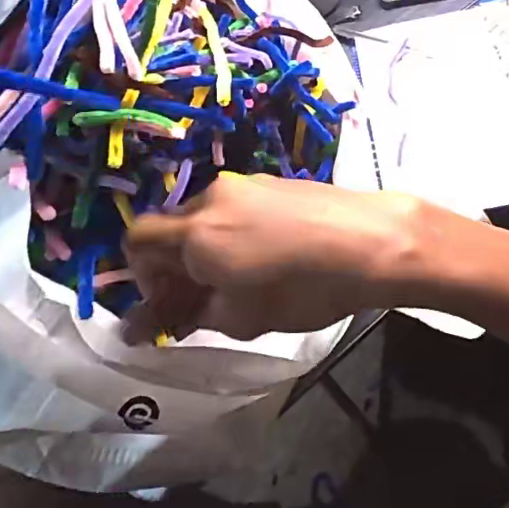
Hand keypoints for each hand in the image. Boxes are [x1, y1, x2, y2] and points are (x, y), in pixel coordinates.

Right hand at [121, 173, 417, 342]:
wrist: (372, 240)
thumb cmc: (302, 288)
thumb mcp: (240, 317)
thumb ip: (185, 316)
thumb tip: (142, 327)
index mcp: (195, 230)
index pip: (136, 241)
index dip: (142, 277)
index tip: (170, 305)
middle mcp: (213, 197)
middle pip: (172, 228)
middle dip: (175, 265)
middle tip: (201, 301)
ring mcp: (247, 183)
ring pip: (207, 216)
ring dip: (207, 248)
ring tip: (241, 280)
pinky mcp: (276, 180)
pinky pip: (237, 207)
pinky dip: (235, 232)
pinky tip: (269, 256)